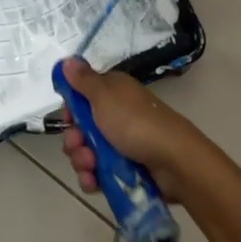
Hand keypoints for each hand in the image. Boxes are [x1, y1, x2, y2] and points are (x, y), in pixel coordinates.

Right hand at [58, 57, 202, 199]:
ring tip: (90, 166)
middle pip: (82, 128)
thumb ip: (83, 80)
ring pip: (88, 152)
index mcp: (113, 93)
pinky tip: (92, 182)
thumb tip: (67, 60)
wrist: (173, 161)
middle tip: (79, 145)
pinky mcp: (126, 170)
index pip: (83, 97)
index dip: (72, 109)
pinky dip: (92, 178)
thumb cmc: (135, 122)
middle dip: (74, 139)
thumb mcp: (104, 95)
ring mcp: (122, 145)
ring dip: (82, 160)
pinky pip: (99, 174)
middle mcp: (117, 116)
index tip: (68, 118)